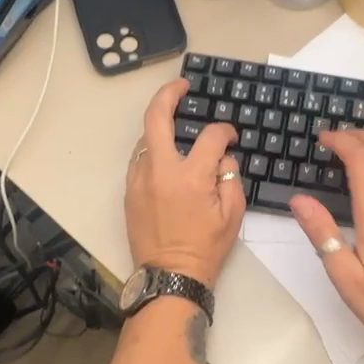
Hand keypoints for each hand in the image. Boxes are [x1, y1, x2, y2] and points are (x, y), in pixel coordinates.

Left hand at [125, 79, 244, 285]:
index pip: (211, 136)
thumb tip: (222, 156)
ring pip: (145, 138)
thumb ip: (230, 176)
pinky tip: (165, 155)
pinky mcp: (129, 191)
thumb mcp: (233, 213)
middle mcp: (160, 170)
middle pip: (156, 117)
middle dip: (168, 94)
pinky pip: (140, 159)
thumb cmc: (206, 247)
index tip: (230, 136)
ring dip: (160, 126)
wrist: (169, 276)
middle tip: (182, 87)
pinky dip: (153, 150)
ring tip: (176, 124)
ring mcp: (139, 179)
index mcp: (190, 176)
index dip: (224, 130)